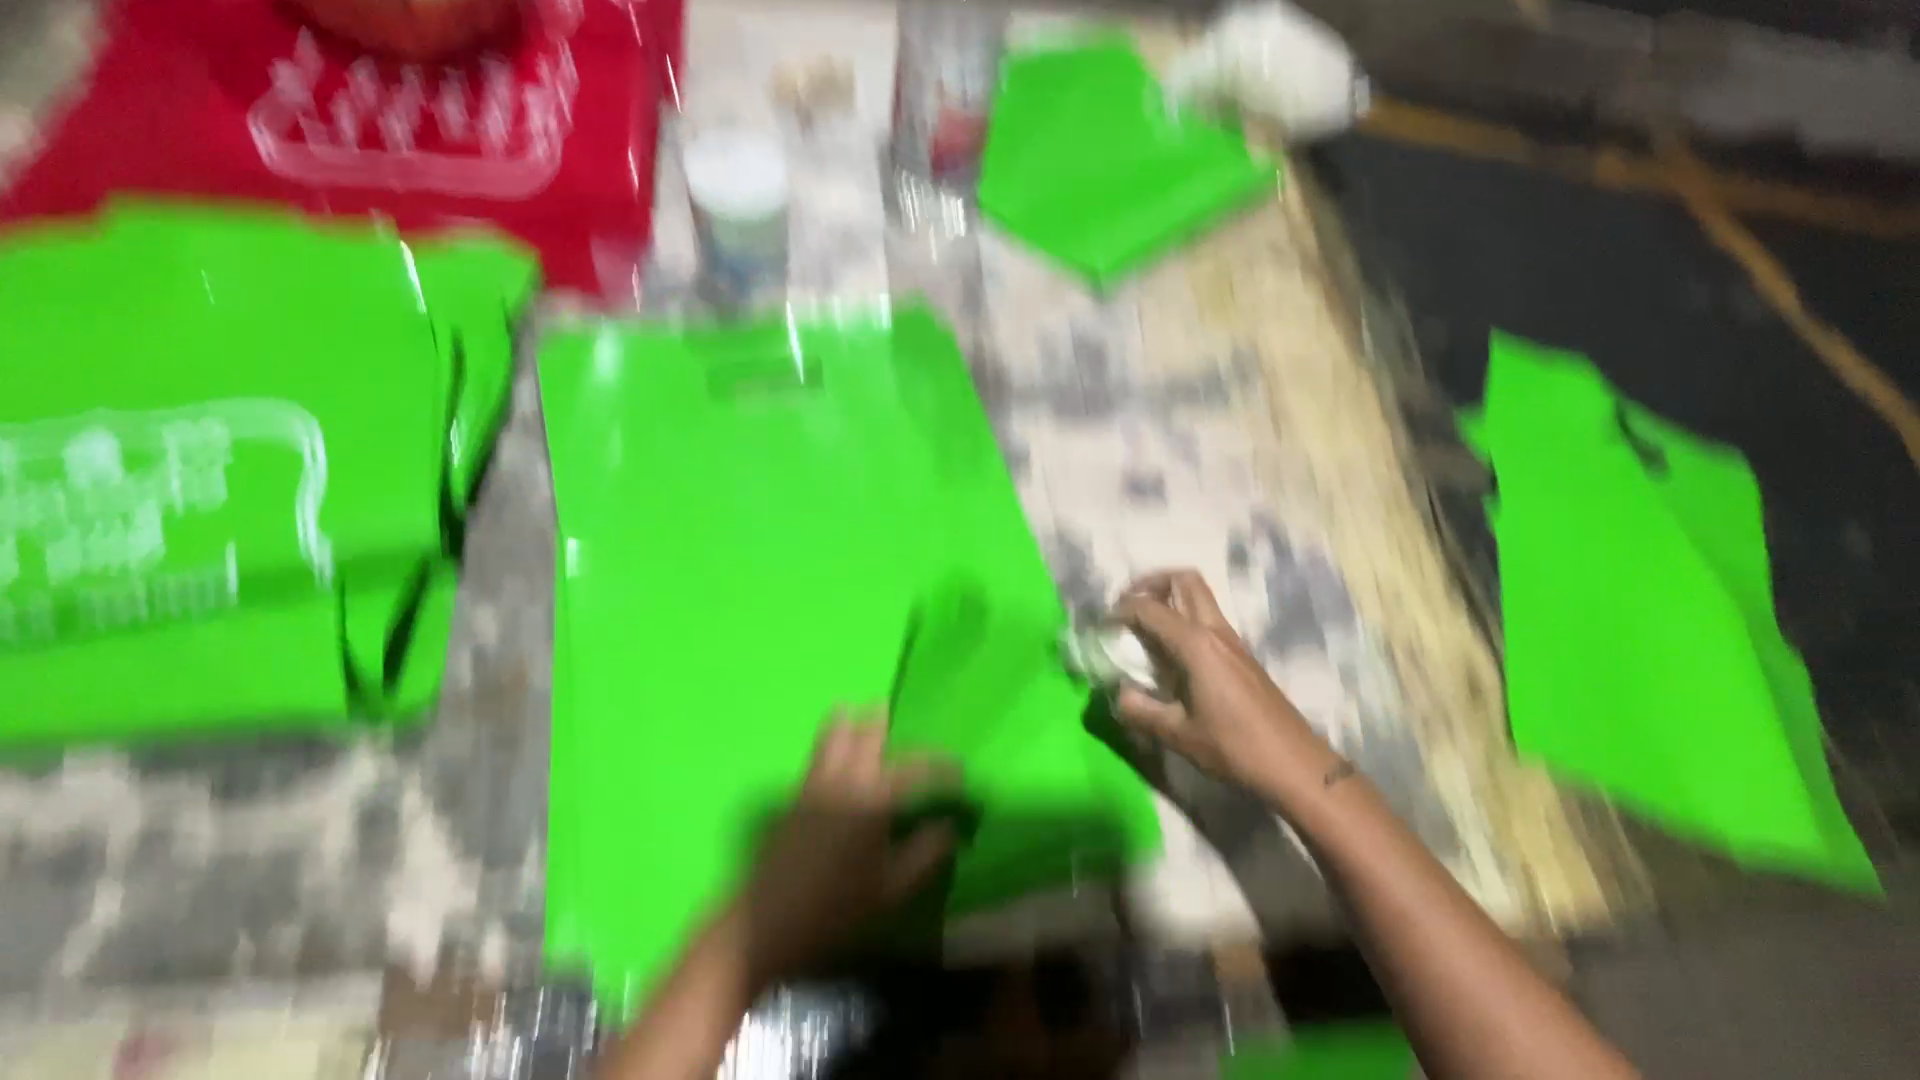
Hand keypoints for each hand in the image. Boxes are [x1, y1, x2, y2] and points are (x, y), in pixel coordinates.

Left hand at [726, 706, 960, 983]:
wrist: (769, 921)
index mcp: (872, 801)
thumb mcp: (892, 887)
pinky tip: (828, 750)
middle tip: (886, 707)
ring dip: (844, 724)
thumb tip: (947, 826)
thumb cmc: (838, 907)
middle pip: (862, 739)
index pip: (913, 769)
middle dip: (876, 722)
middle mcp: (843, 783)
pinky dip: (825, 744)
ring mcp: (813, 788)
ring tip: (851, 709)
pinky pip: (813, 758)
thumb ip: (924, 853)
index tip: (957, 770)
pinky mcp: (793, 800)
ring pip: (830, 741)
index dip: (938, 766)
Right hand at [1112, 570, 1339, 801]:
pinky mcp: (1241, 655)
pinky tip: (1170, 656)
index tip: (1102, 626)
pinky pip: (1207, 620)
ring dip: (1170, 600)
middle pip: (1184, 580)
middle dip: (1151, 583)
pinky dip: (1184, 621)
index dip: (1120, 610)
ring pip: (1199, 597)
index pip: (1149, 608)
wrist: (1294, 764)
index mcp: (1196, 644)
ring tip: (1144, 631)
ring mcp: (1232, 641)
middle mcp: (1215, 631)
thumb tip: (1118, 693)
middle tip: (1128, 606)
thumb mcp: (1177, 734)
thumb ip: (1140, 710)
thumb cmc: (1234, 747)